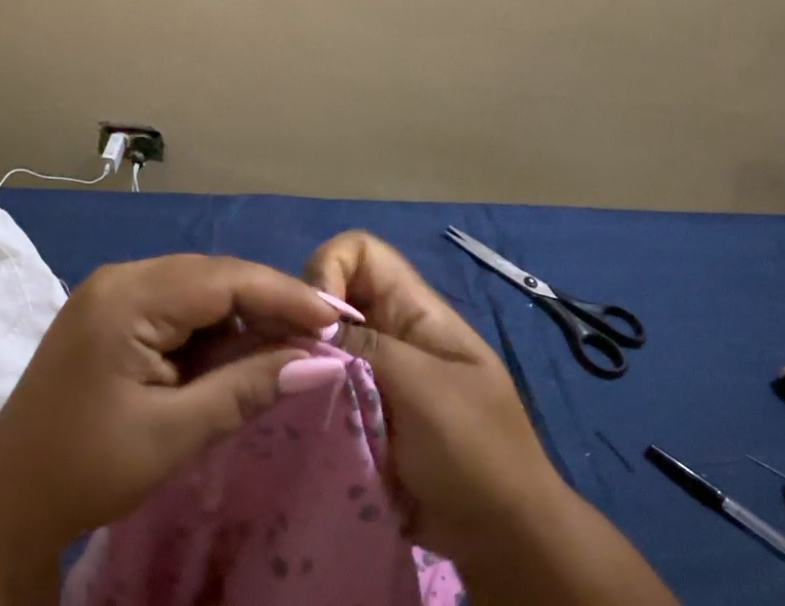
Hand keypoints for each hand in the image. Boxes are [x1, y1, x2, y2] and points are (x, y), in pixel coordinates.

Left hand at [0, 254, 342, 605]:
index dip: (285, 296)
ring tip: (292, 347)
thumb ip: (247, 386)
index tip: (339, 320)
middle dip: (268, 305)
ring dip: (242, 319)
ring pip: (196, 292)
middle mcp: (118, 279)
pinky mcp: (108, 318)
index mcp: (127, 297)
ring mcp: (109, 296)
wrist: (7, 501)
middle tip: (323, 337)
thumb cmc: (87, 466)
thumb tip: (321, 361)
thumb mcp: (175, 431)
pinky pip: (173, 310)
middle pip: (211, 277)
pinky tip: (240, 354)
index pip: (224, 279)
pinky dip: (211, 332)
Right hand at [305, 230, 555, 560]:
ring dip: (299, 359)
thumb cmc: (474, 450)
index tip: (315, 318)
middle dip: (303, 317)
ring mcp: (373, 371)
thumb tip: (302, 324)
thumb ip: (365, 346)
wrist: (501, 534)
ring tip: (283, 388)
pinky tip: (291, 412)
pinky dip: (303, 391)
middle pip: (331, 294)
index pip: (360, 251)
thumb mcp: (424, 388)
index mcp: (414, 309)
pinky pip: (320, 383)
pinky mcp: (359, 410)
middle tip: (289, 361)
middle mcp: (389, 330)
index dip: (329, 268)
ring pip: (320, 340)